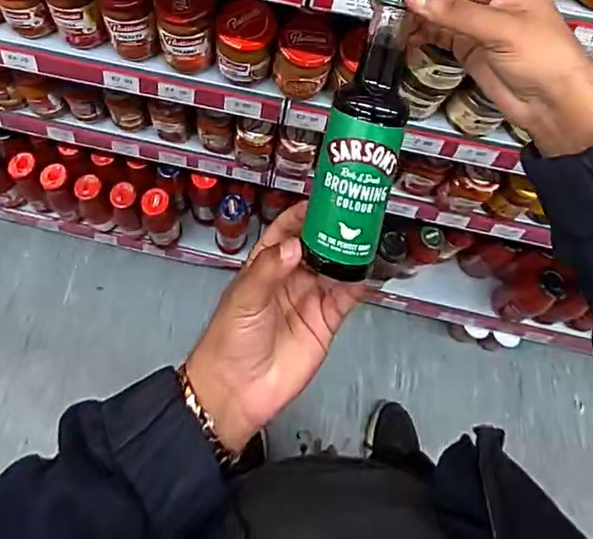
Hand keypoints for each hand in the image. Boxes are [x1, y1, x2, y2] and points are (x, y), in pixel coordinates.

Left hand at [183, 201, 360, 453]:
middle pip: (316, 246)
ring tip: (362, 238)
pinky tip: (365, 273)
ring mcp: (308, 299)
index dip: (303, 214)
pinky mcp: (324, 323)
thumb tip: (293, 245)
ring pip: (334, 268)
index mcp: (265, 264)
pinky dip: (357, 285)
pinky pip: (345, 298)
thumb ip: (269, 270)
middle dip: (332, 230)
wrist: (236, 390)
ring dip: (347, 254)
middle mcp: (289, 278)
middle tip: (350, 215)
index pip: (287, 230)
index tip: (321, 200)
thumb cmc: (228, 339)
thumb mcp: (244, 297)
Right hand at [390, 0, 592, 156]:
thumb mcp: (500, 29)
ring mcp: (475, 20)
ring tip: (388, 17)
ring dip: (412, 12)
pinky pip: (435, 30)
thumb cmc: (545, 57)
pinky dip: (418, 32)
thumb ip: (454, 11)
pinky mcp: (466, 44)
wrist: (556, 105)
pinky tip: (404, 36)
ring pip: (435, 7)